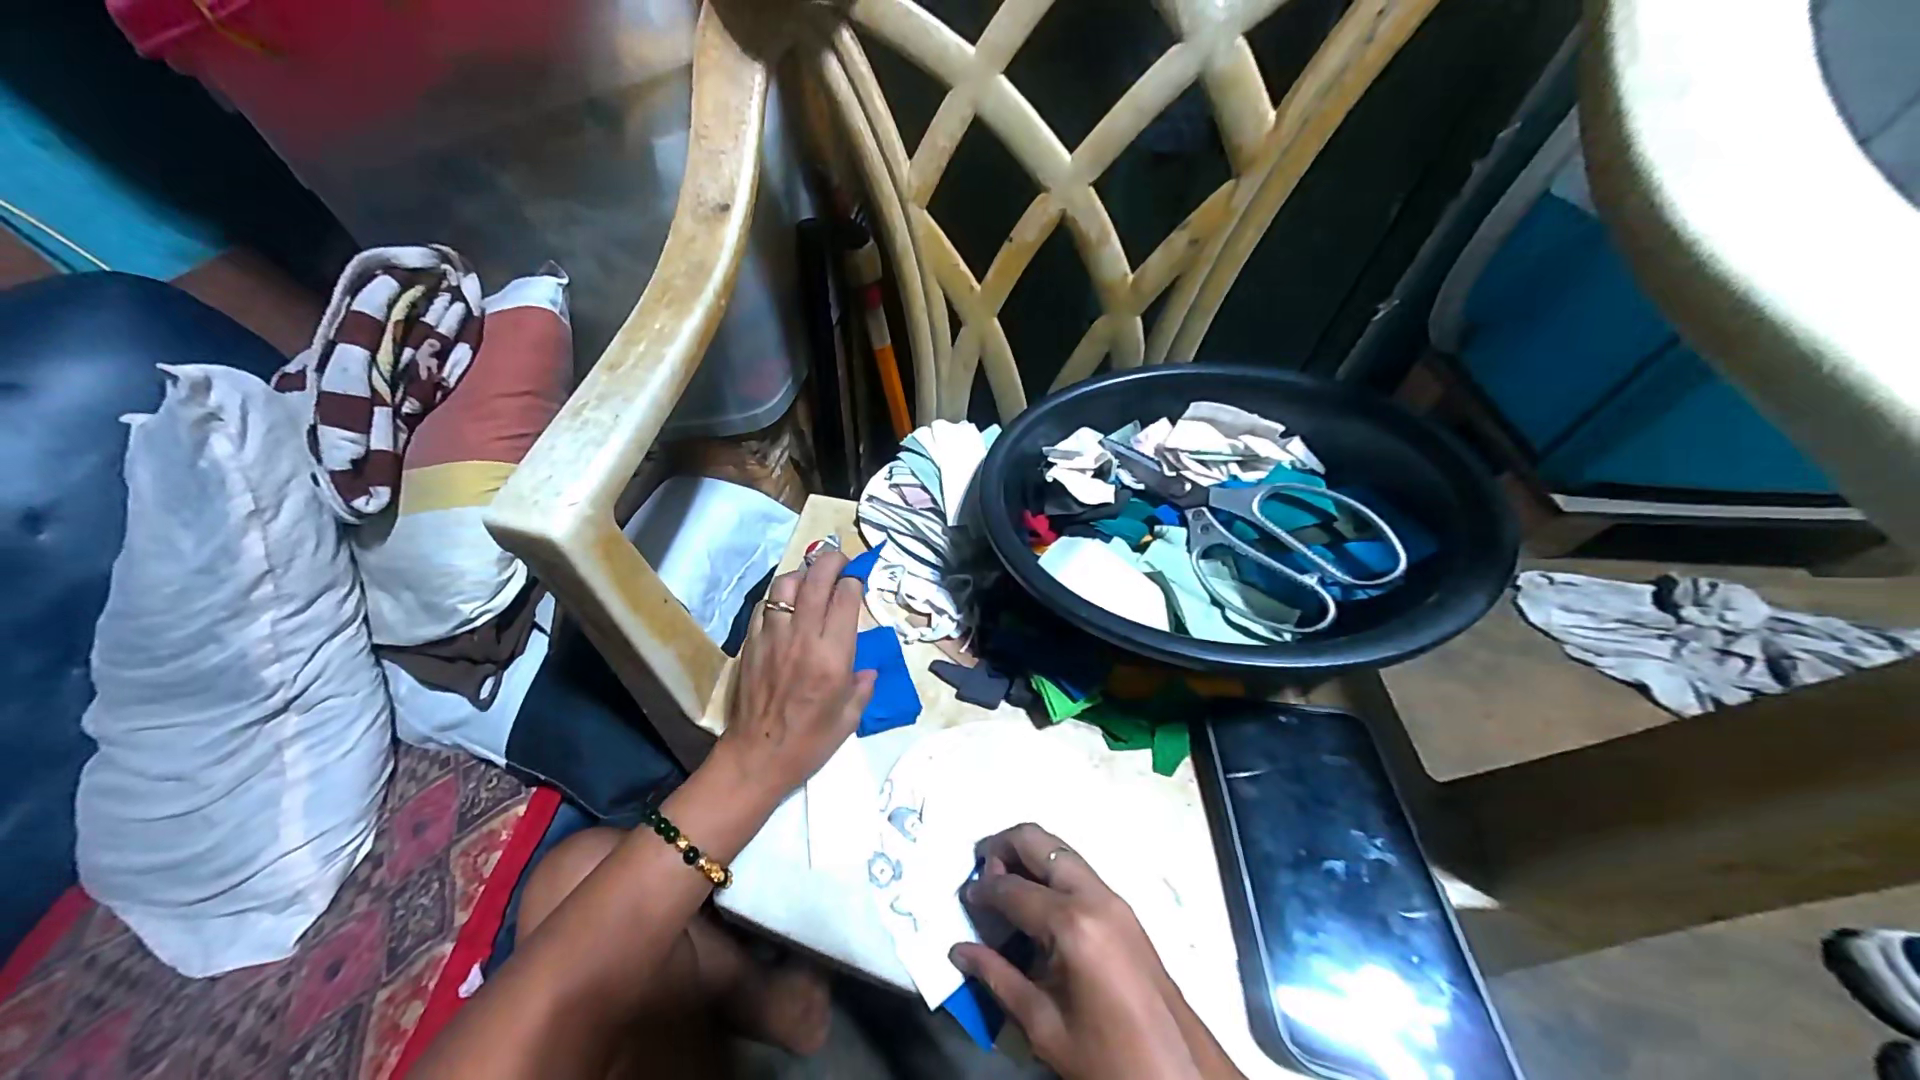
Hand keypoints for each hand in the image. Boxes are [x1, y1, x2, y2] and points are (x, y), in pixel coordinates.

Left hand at [717, 550, 874, 798]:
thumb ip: (863, 685)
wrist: (757, 757)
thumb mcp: (850, 717)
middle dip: (832, 561)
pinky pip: (765, 606)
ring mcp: (773, 637)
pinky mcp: (751, 643)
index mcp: (833, 656)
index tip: (858, 580)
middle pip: (817, 581)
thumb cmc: (810, 742)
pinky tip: (787, 602)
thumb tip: (868, 667)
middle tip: (840, 559)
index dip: (854, 581)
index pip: (845, 598)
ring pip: (786, 585)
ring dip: (803, 573)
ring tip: (812, 576)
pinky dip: (779, 596)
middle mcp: (804, 638)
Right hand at [950, 825, 1208, 1079]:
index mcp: (1071, 924)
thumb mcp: (1042, 1025)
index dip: (982, 890)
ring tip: (1003, 882)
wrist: (1178, 1073)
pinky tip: (1035, 901)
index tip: (965, 896)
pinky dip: (1050, 870)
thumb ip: (997, 977)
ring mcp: (1113, 898)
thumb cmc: (1106, 1056)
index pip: (1012, 888)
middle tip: (981, 869)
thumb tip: (959, 951)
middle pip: (1039, 841)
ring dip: (1028, 854)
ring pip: (1060, 849)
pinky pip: (1078, 870)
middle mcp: (1093, 896)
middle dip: (1003, 845)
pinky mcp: (1123, 908)